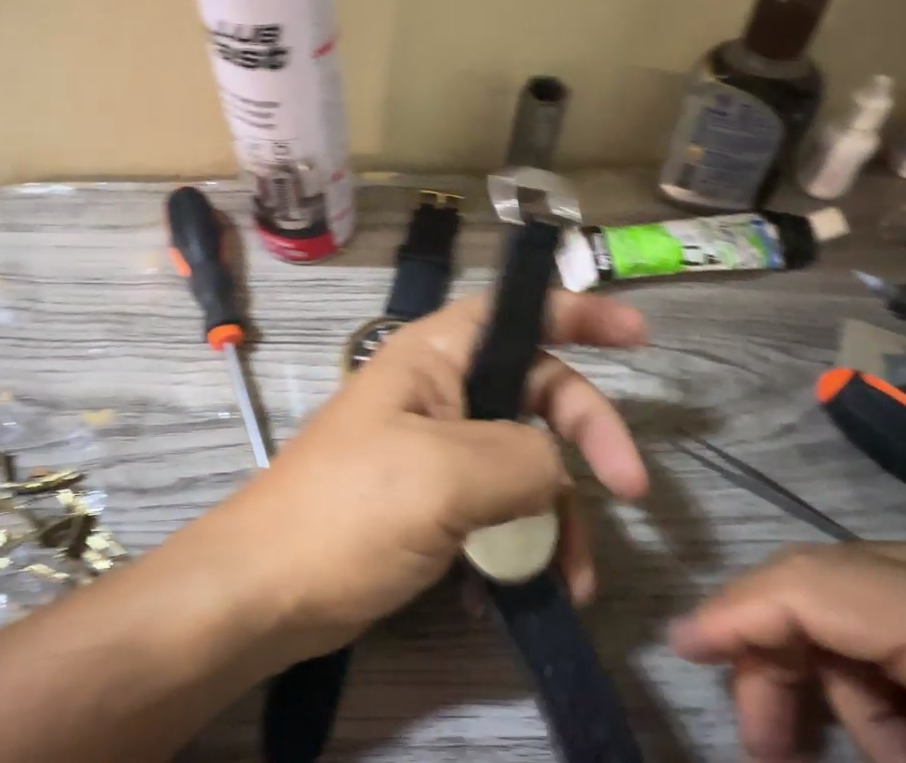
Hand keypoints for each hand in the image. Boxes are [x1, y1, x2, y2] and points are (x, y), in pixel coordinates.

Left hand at [188, 291, 650, 659]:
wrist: (267, 592)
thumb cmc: (348, 512)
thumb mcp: (445, 475)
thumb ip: (524, 459)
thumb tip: (558, 474)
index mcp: (433, 358)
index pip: (516, 313)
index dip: (578, 313)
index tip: (638, 334)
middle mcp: (439, 395)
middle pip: (538, 395)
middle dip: (588, 441)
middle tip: (630, 492)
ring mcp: (436, 452)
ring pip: (526, 464)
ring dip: (558, 517)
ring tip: (573, 579)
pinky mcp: (433, 506)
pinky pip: (500, 511)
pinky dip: (524, 546)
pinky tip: (531, 589)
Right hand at [670, 533, 905, 762]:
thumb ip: (862, 721)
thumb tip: (755, 684)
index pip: (816, 585)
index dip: (737, 613)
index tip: (680, 648)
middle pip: (826, 580)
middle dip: (782, 656)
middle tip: (767, 743)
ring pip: (855, 593)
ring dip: (841, 674)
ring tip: (886, 753)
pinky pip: (901, 605)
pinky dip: (883, 665)